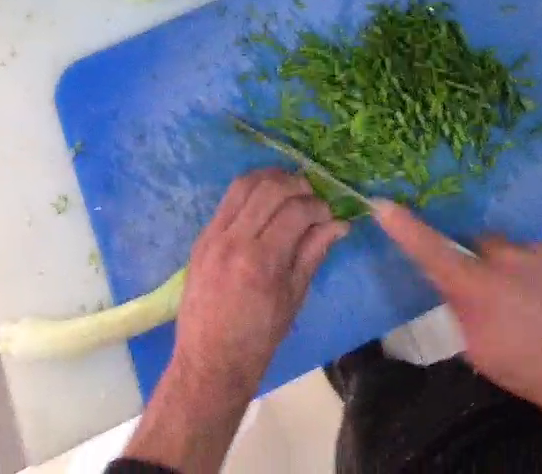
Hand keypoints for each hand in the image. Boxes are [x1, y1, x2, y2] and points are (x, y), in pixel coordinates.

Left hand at [125, 170, 346, 473]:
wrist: (209, 363)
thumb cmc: (259, 337)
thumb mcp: (294, 296)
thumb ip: (314, 252)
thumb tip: (340, 223)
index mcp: (261, 261)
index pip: (296, 210)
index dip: (319, 206)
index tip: (328, 215)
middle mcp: (234, 241)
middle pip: (270, 188)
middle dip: (298, 185)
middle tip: (311, 198)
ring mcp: (213, 237)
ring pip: (244, 184)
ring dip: (272, 179)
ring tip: (289, 190)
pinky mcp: (201, 238)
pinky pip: (228, 200)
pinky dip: (250, 192)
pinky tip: (265, 203)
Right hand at [375, 199, 541, 473]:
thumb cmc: (530, 368)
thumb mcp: (481, 349)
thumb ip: (464, 309)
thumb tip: (461, 290)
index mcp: (474, 285)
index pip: (430, 250)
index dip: (404, 227)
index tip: (383, 204)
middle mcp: (503, 255)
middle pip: (479, 242)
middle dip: (481, 258)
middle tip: (493, 288)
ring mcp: (540, 248)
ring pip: (516, 249)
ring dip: (518, 267)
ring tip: (536, 300)